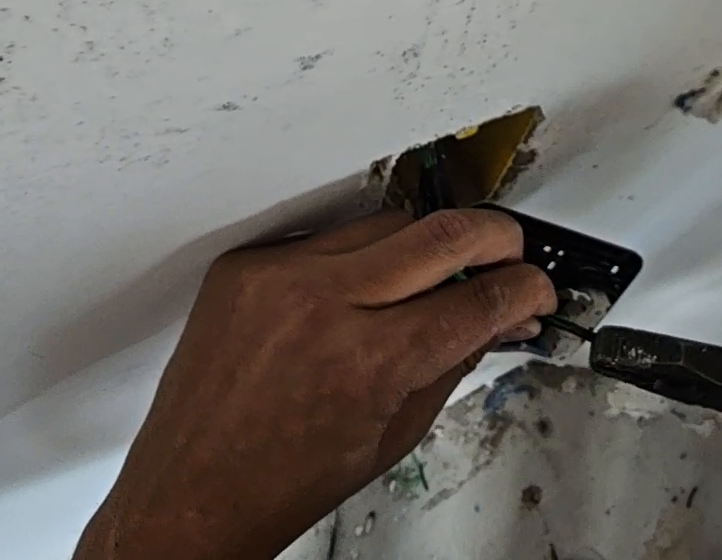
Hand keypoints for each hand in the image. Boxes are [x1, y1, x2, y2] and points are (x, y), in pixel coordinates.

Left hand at [75, 208, 556, 559]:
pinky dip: (362, 255)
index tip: (533, 288)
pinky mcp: (249, 265)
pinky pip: (332, 234)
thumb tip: (501, 314)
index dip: (524, 288)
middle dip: (497, 236)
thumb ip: (457, 360)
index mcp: (369, 365)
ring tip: (432, 275)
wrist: (187, 498)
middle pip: (444, 234)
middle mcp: (323, 307)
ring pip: (392, 221)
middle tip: (511, 251)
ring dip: (428, 243)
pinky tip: (363, 284)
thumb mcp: (396, 434)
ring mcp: (280, 277)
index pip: (478, 299)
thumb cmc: (284, 482)